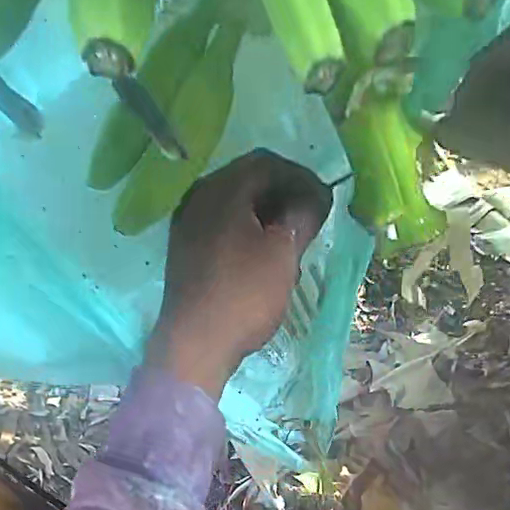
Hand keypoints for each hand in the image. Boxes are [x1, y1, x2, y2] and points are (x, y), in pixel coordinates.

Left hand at [146, 149, 330, 399]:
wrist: (195, 345)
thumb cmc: (244, 295)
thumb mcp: (283, 254)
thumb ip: (302, 217)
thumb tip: (314, 199)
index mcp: (222, 188)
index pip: (268, 164)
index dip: (302, 178)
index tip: (325, 202)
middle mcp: (198, 197)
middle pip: (247, 183)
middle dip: (283, 197)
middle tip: (311, 221)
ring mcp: (187, 226)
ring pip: (233, 208)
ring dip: (265, 217)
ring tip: (290, 242)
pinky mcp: (184, 253)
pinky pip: (220, 230)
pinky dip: (245, 235)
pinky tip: (262, 258)